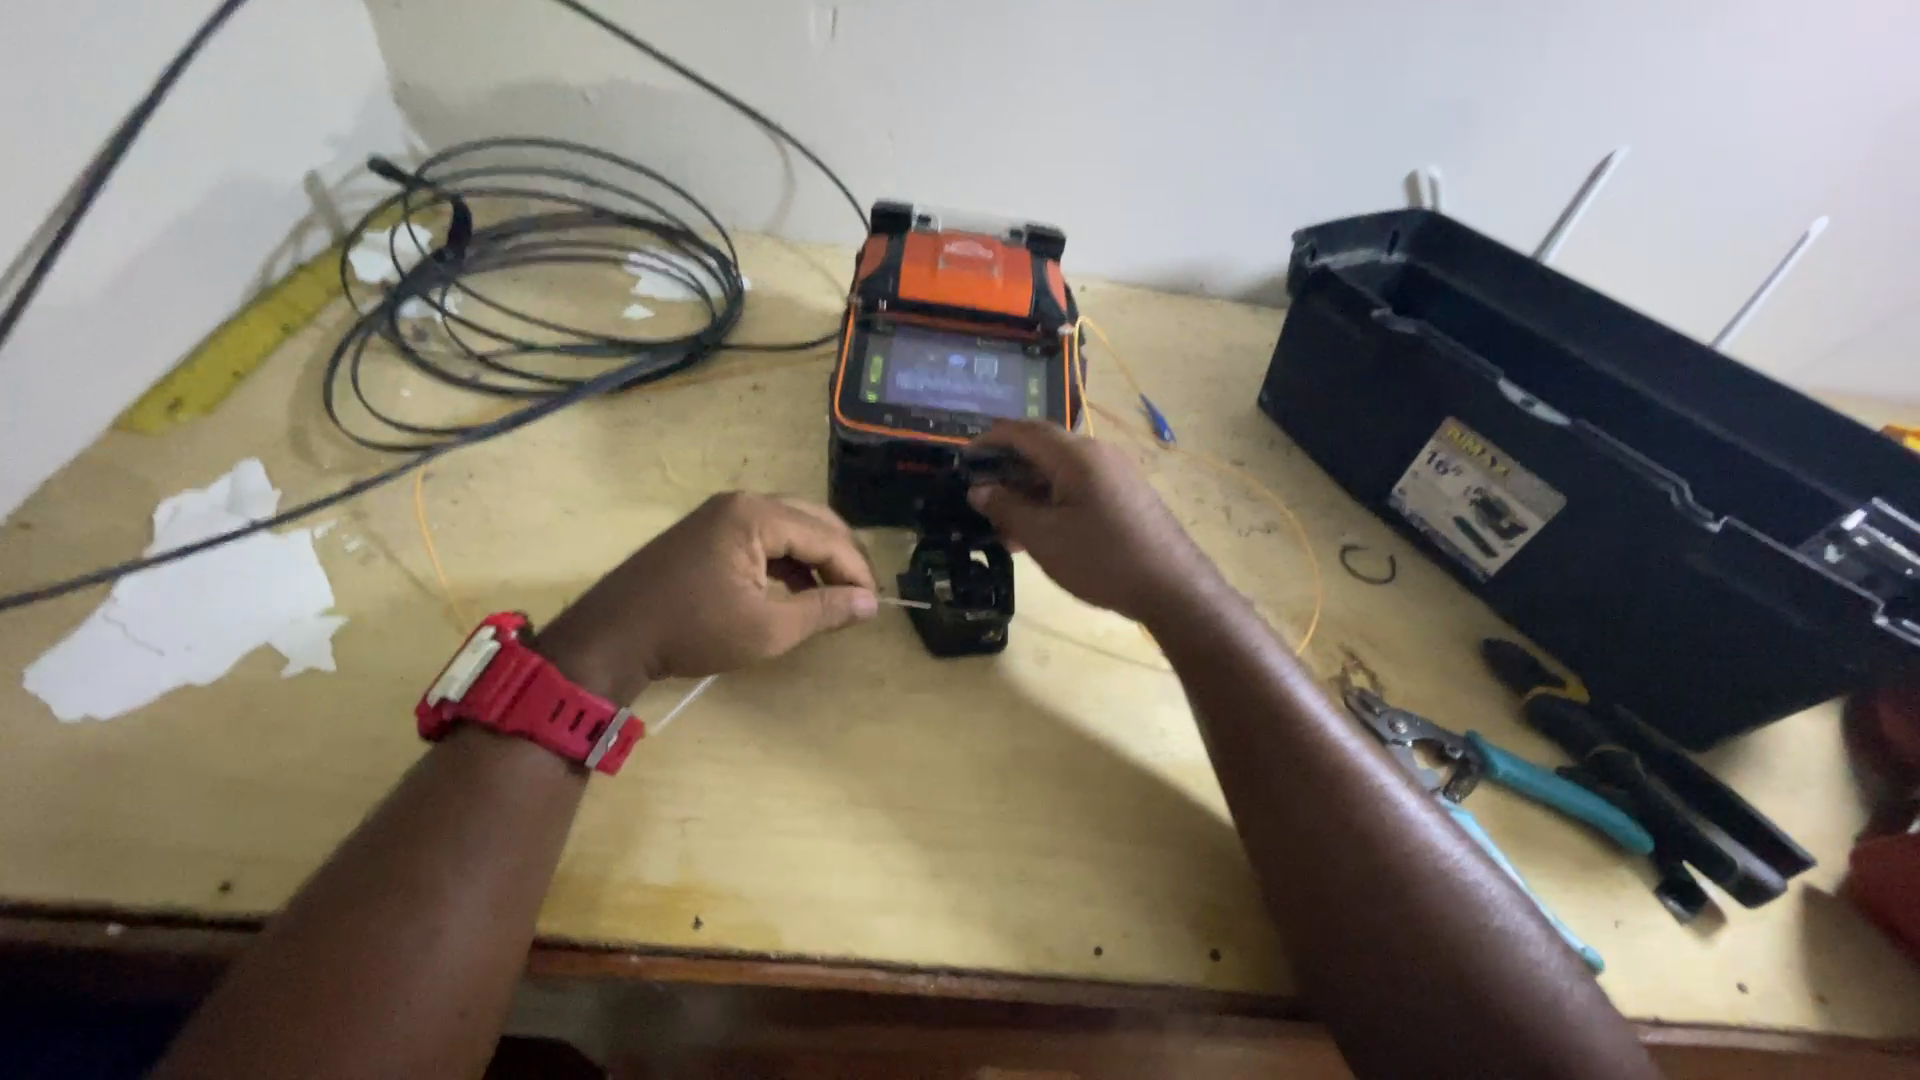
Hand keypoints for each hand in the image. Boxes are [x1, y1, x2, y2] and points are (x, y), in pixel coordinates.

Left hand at [533, 493, 877, 700]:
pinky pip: (765, 536)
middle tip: (862, 596)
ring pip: (790, 527)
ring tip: (836, 596)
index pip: (826, 537)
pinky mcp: (709, 531)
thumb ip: (824, 611)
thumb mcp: (767, 629)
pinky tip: (798, 591)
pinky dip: (789, 561)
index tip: (875, 604)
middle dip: (842, 558)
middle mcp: (742, 502)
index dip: (856, 571)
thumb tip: (870, 603)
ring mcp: (722, 513)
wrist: (613, 637)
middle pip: (813, 521)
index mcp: (757, 516)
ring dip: (817, 559)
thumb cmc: (691, 632)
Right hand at [966, 420, 1216, 623]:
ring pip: (1059, 474)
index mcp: (1076, 455)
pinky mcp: (1125, 497)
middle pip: (1042, 450)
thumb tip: (979, 489)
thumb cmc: (1102, 559)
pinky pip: (1078, 490)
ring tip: (1004, 528)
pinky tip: (1037, 535)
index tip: (963, 459)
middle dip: (1007, 472)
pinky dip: (1051, 504)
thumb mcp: (1044, 537)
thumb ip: (1007, 508)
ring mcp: (1115, 475)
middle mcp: (1097, 455)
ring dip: (1028, 494)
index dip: (989, 441)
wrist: (1173, 587)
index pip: (1023, 431)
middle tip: (979, 499)